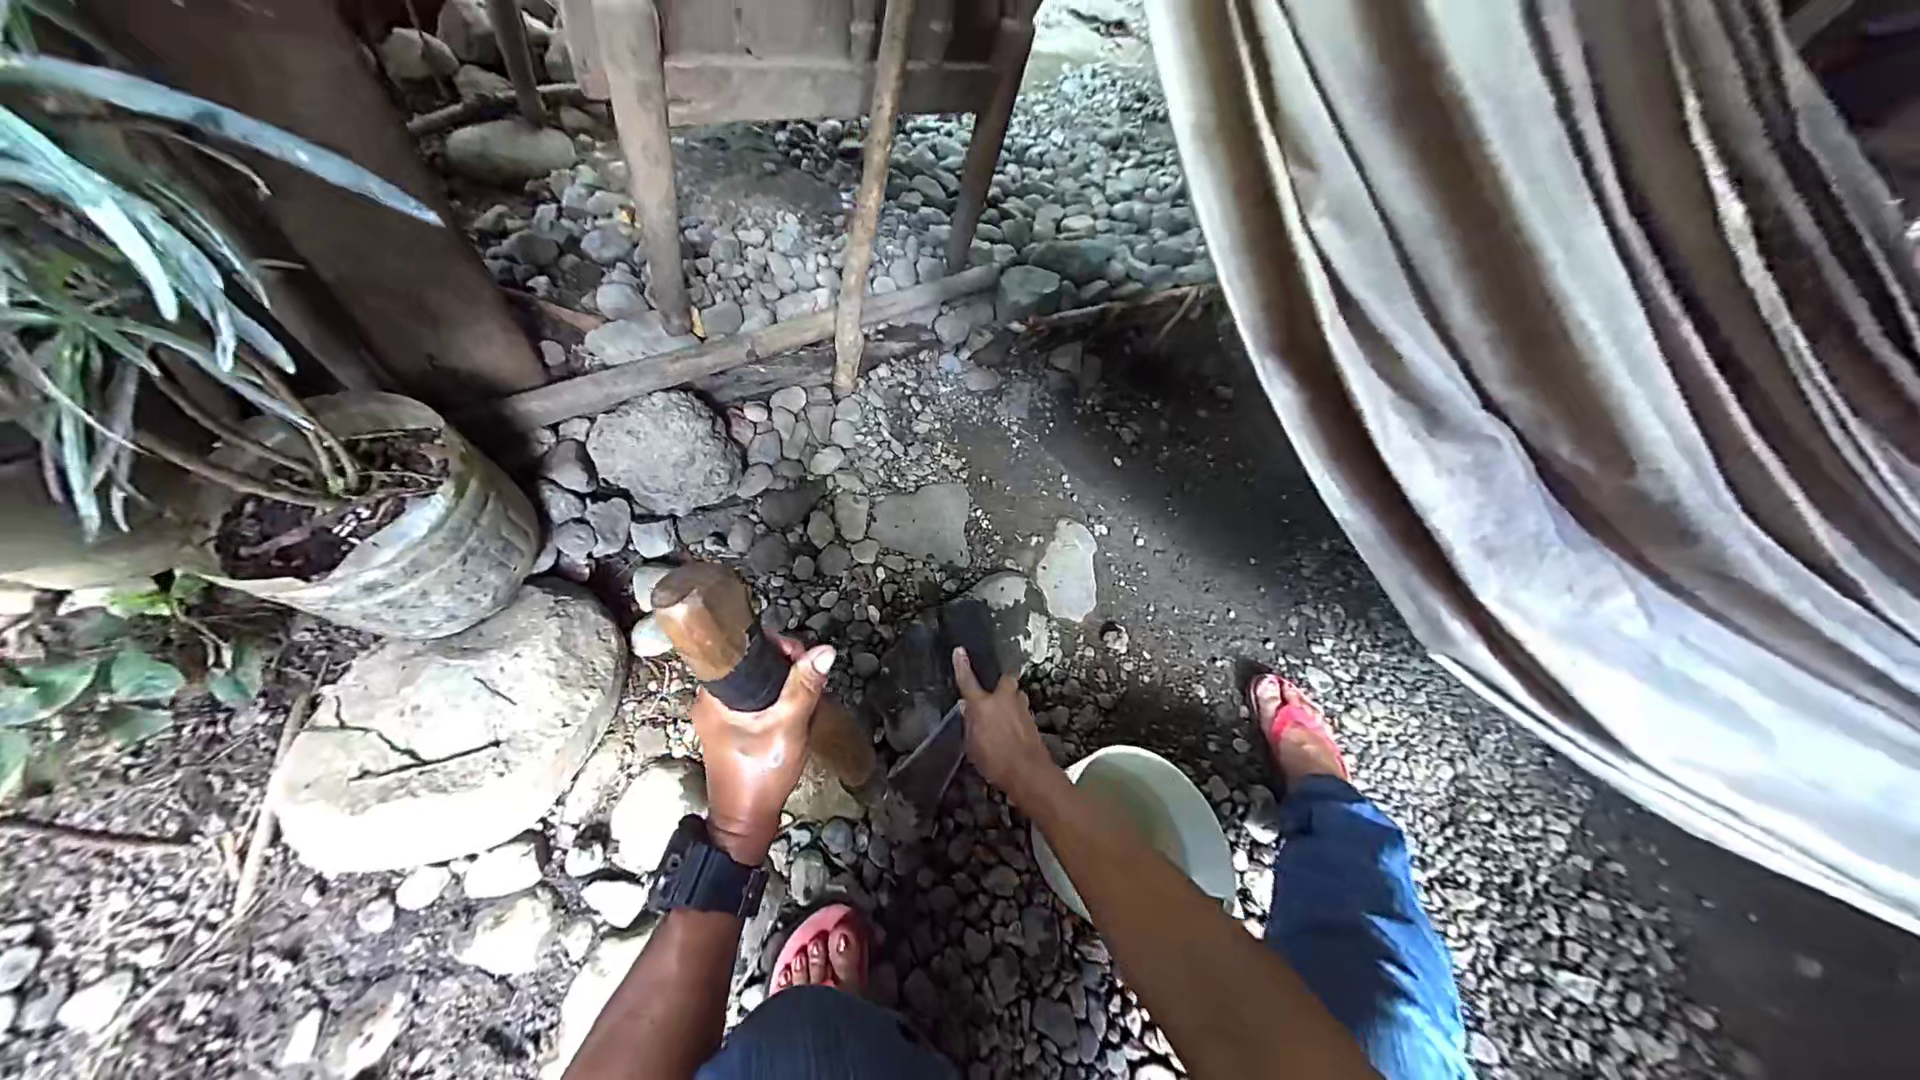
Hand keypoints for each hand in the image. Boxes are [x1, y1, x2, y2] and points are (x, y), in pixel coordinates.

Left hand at [692, 631, 834, 863]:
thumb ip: (805, 686)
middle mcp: (712, 699)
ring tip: (805, 699)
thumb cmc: (759, 777)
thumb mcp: (789, 725)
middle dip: (787, 668)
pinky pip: (758, 698)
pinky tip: (795, 712)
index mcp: (715, 694)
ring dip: (785, 685)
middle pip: (755, 663)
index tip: (802, 659)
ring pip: (759, 681)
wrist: (746, 822)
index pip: (746, 647)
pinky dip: (778, 700)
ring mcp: (721, 714)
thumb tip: (823, 652)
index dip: (778, 646)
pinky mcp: (731, 726)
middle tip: (809, 683)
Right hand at [953, 646, 1056, 804]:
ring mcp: (1021, 708)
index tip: (960, 652)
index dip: (962, 665)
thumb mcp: (971, 746)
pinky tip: (1013, 731)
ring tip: (1004, 716)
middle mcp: (1004, 700)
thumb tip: (969, 713)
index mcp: (982, 705)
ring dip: (1011, 701)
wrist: (1028, 772)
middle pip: (1004, 680)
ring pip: (1016, 695)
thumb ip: (969, 725)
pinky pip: (1022, 711)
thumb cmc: (996, 762)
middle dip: (1000, 683)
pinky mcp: (1033, 720)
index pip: (967, 680)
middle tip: (994, 692)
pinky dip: (1017, 717)